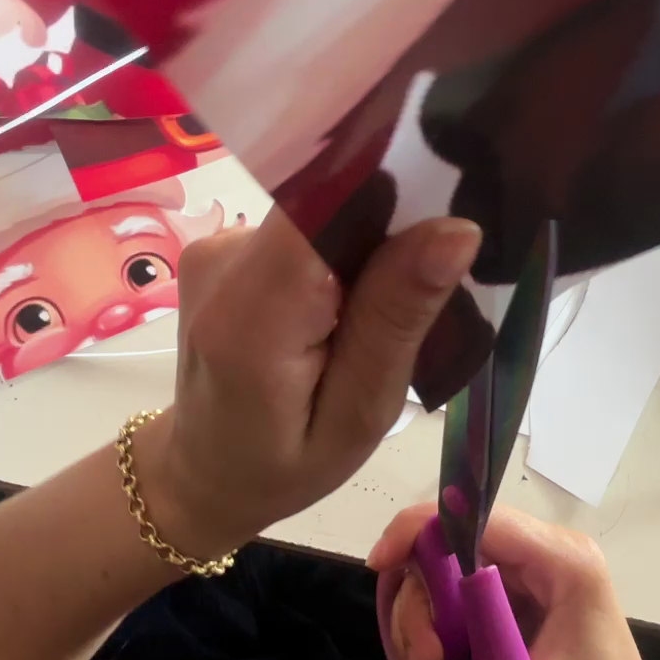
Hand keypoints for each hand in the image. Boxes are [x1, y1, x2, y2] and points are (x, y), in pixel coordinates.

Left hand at [133, 211, 481, 558]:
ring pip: (314, 213)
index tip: (446, 216)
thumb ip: (395, 322)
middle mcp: (221, 262)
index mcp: (250, 318)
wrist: (206, 466)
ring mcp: (214, 247)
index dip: (391, 192)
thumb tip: (454, 230)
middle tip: (423, 288)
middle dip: (385, 228)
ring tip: (377, 308)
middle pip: (323, 203)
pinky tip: (340, 303)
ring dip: (360, 247)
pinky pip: (296, 227)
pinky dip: (330, 255)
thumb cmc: (284, 462)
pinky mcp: (220, 245)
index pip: (324, 206)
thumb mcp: (357, 414)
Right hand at [368, 504, 659, 659]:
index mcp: (564, 563)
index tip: (379, 566)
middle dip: (418, 608)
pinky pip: (444, 586)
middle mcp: (542, 553)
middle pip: (443, 546)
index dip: (417, 530)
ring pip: (435, 567)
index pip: (473, 516)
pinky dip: (426, 627)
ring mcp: (522, 570)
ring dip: (417, 625)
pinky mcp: (507, 589)